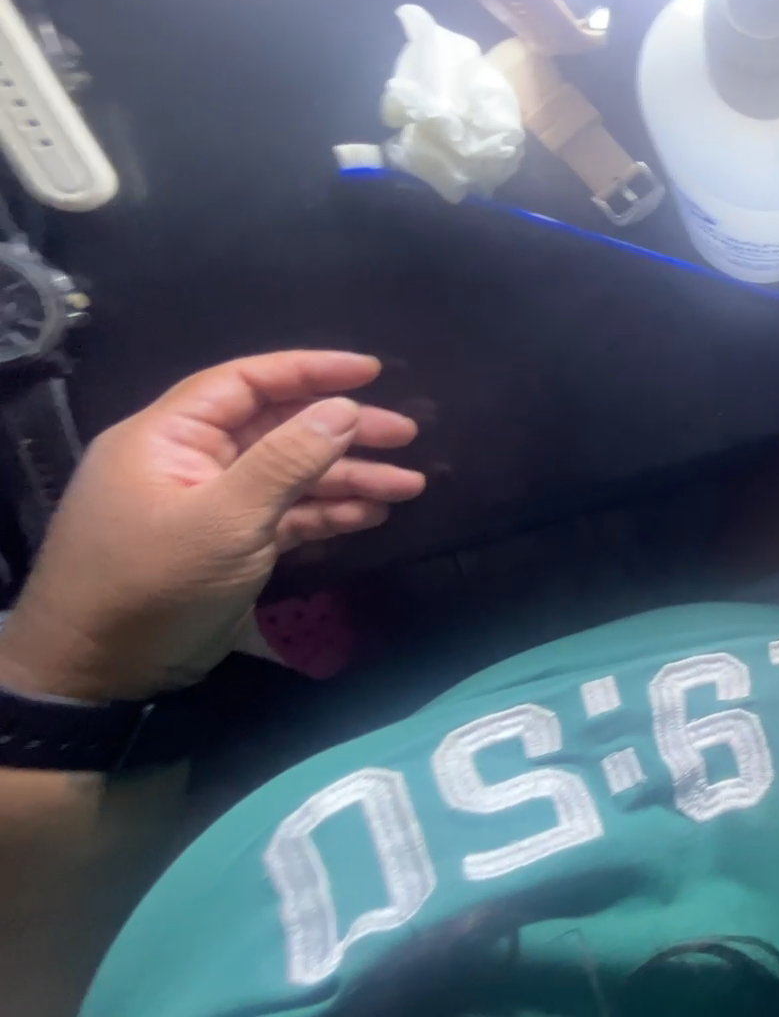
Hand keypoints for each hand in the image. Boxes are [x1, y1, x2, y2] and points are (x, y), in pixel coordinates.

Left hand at [0, 352, 424, 702]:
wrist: (104, 670)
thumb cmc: (154, 582)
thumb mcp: (228, 518)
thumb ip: (288, 460)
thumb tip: (345, 408)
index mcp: (170, 439)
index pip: (245, 383)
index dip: (309, 371)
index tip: (373, 372)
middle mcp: (194, 461)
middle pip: (282, 428)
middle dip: (347, 430)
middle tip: (408, 435)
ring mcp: (216, 502)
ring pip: (297, 473)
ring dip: (353, 477)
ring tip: (410, 486)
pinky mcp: (235, 539)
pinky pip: (293, 511)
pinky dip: (333, 511)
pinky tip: (372, 515)